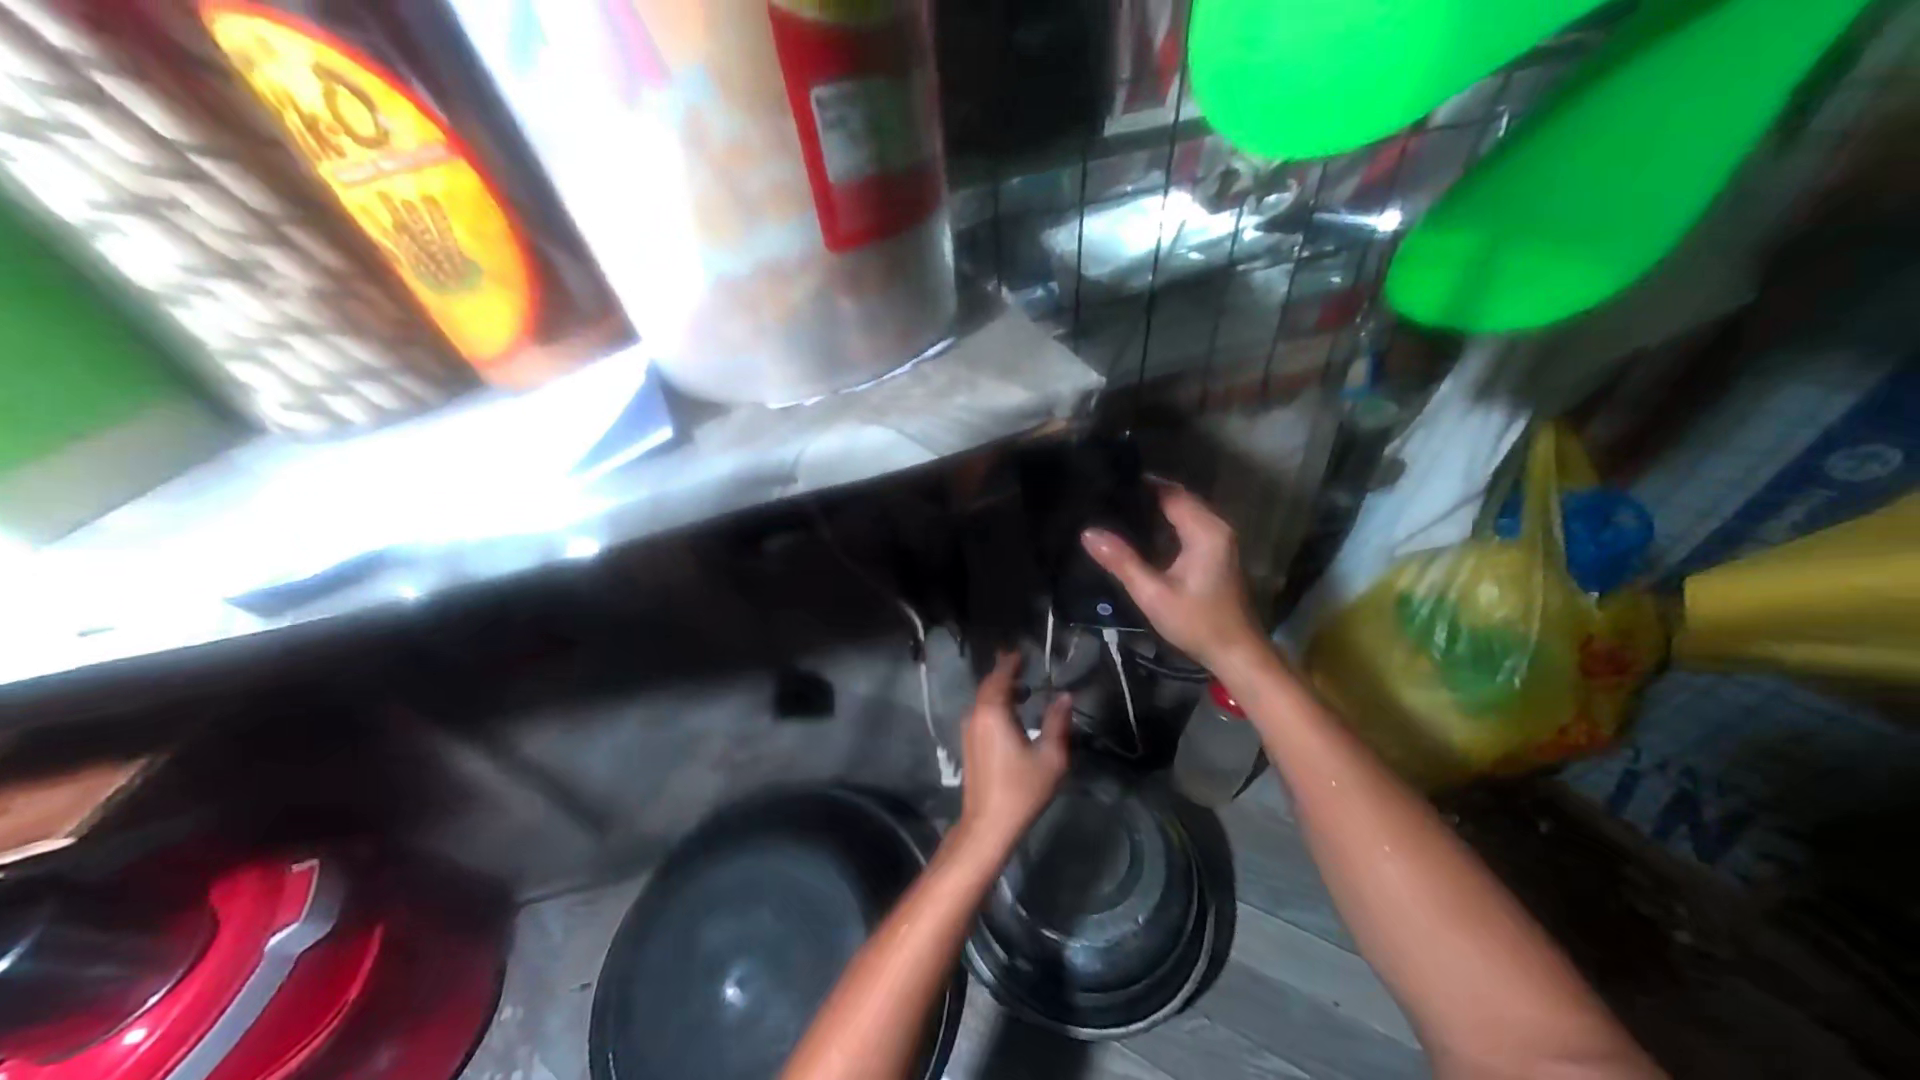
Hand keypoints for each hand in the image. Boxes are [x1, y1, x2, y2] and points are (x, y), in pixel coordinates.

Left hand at [959, 652, 1070, 846]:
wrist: (988, 824)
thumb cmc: (1021, 790)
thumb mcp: (1050, 757)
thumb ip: (1057, 722)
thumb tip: (1065, 696)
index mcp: (993, 713)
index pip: (1000, 677)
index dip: (1010, 663)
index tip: (1021, 653)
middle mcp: (976, 716)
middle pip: (989, 686)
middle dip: (1004, 674)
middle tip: (1022, 664)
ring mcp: (969, 730)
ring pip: (983, 700)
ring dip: (1001, 691)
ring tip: (1024, 689)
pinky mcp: (969, 744)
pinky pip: (981, 713)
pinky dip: (995, 706)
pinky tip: (1012, 714)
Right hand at [1081, 483, 1265, 671]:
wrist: (1236, 653)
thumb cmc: (1196, 623)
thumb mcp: (1153, 594)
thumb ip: (1122, 561)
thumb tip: (1087, 533)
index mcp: (1205, 530)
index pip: (1170, 492)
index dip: (1139, 484)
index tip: (1107, 482)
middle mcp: (1216, 527)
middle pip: (1177, 498)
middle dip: (1144, 495)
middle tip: (1106, 495)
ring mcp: (1219, 539)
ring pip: (1182, 511)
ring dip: (1153, 510)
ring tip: (1115, 510)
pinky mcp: (1216, 551)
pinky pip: (1187, 525)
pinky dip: (1164, 524)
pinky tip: (1138, 534)